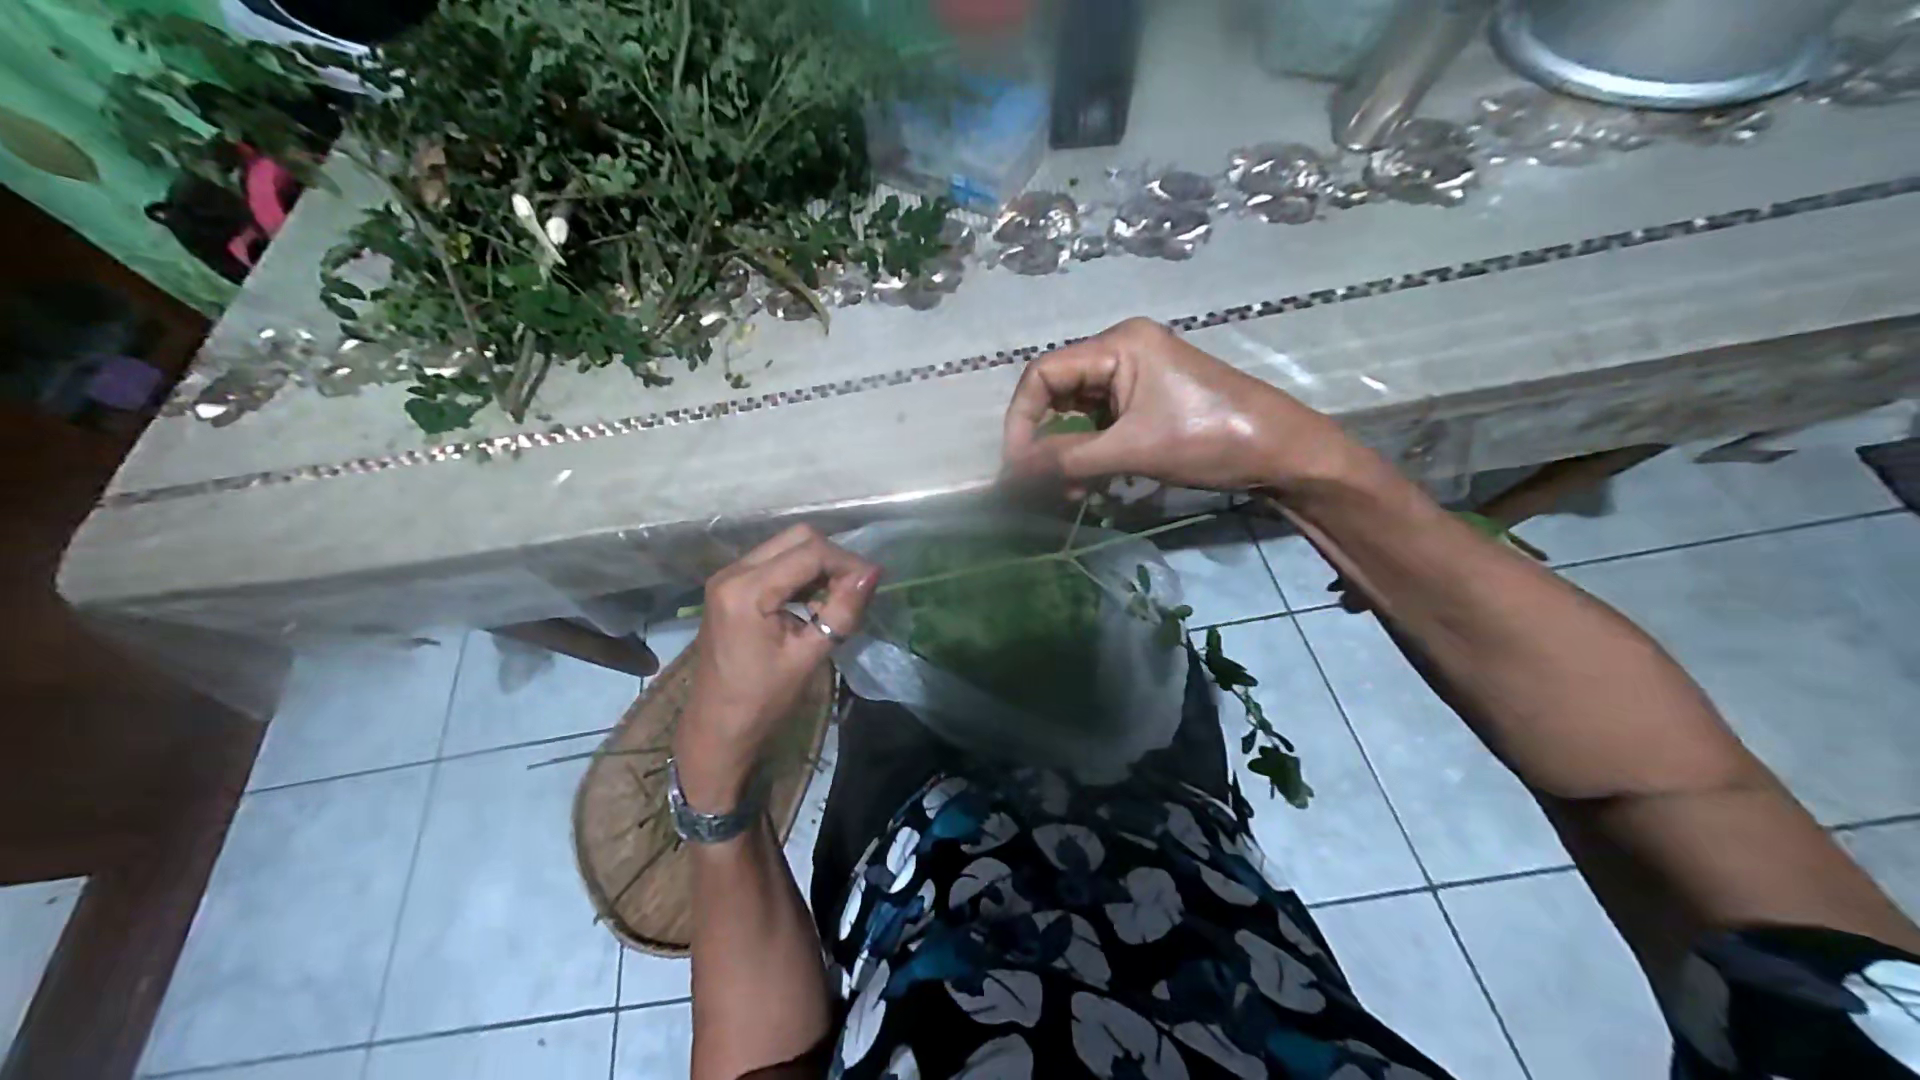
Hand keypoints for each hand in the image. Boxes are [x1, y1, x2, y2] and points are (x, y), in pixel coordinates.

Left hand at [675, 525, 878, 811]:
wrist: (716, 728)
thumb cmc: (762, 700)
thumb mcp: (809, 656)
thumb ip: (842, 611)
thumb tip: (873, 574)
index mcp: (747, 590)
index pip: (810, 552)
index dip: (847, 563)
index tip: (871, 586)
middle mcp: (733, 572)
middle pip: (798, 538)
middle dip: (833, 558)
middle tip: (854, 590)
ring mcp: (728, 576)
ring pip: (786, 546)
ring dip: (818, 564)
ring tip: (837, 598)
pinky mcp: (730, 585)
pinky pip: (774, 561)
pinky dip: (800, 572)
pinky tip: (814, 601)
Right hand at [1001, 317, 1354, 493]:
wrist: (1282, 452)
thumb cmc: (1210, 439)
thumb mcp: (1133, 449)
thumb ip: (1067, 458)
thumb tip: (1013, 472)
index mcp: (1118, 344)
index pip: (1043, 373)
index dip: (1021, 418)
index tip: (1016, 464)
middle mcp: (1122, 351)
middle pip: (1057, 392)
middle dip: (1042, 438)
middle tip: (1035, 482)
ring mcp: (1135, 376)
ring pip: (1077, 413)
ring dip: (1064, 452)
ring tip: (1066, 491)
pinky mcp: (1146, 401)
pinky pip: (1100, 425)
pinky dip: (1087, 453)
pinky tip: (1084, 485)